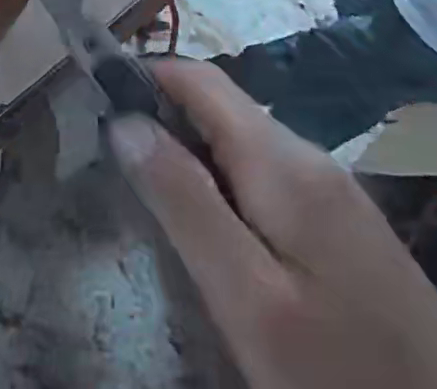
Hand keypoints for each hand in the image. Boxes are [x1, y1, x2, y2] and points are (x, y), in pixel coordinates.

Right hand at [108, 61, 436, 388]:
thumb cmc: (341, 373)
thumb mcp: (247, 297)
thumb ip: (184, 202)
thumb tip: (125, 121)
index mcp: (283, 162)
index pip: (198, 79)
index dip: (142, 76)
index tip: (95, 102)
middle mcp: (308, 158)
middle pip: (217, 107)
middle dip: (160, 118)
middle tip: (112, 164)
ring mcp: (330, 191)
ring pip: (238, 142)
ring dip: (187, 152)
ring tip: (147, 198)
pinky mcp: (340, 224)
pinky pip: (262, 176)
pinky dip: (219, 181)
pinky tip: (208, 230)